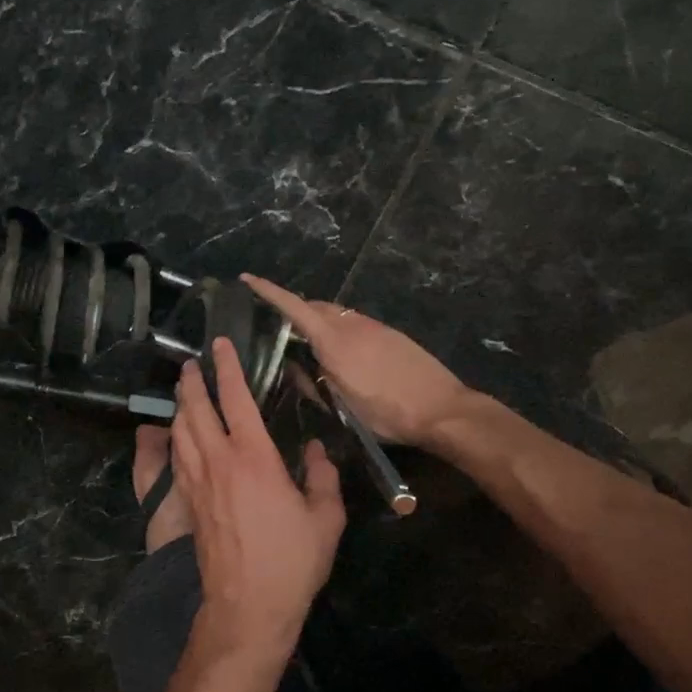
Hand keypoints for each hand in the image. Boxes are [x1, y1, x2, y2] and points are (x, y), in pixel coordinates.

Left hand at [172, 339, 344, 653]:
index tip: (220, 345)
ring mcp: (197, 481)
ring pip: (180, 430)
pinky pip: (176, 456)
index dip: (227, 368)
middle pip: (195, 409)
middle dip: (191, 382)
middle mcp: (219, 461)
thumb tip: (314, 450)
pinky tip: (179, 434)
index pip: (235, 400)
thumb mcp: (325, 519)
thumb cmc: (291, 562)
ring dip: (180, 406)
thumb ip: (322, 478)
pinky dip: (175, 436)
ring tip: (183, 391)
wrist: (247, 605)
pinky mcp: (188, 501)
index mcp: (254, 458)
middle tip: (192, 364)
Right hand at [242, 274, 474, 445]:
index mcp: (333, 341)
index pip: (293, 307)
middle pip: (314, 306)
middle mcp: (351, 325)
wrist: (444, 410)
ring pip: (335, 314)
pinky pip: (354, 322)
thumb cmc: (386, 412)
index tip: (247, 279)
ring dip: (317, 320)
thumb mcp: (340, 405)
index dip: (268, 292)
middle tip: (276, 325)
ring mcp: (374, 326)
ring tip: (308, 342)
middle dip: (293, 308)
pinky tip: (343, 352)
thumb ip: (311, 381)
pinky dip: (339, 328)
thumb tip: (292, 365)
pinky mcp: (390, 334)